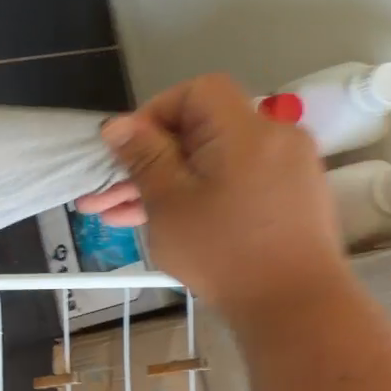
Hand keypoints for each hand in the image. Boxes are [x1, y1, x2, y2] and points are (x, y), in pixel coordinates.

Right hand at [84, 74, 345, 320]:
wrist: (290, 298)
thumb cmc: (221, 248)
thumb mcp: (168, 201)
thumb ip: (144, 157)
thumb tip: (117, 124)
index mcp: (244, 132)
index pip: (197, 92)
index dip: (154, 113)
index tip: (124, 152)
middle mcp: (272, 138)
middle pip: (200, 130)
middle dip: (146, 158)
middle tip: (100, 193)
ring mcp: (282, 167)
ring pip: (210, 160)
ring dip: (161, 182)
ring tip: (114, 215)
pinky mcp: (284, 195)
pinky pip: (230, 180)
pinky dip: (192, 193)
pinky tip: (155, 221)